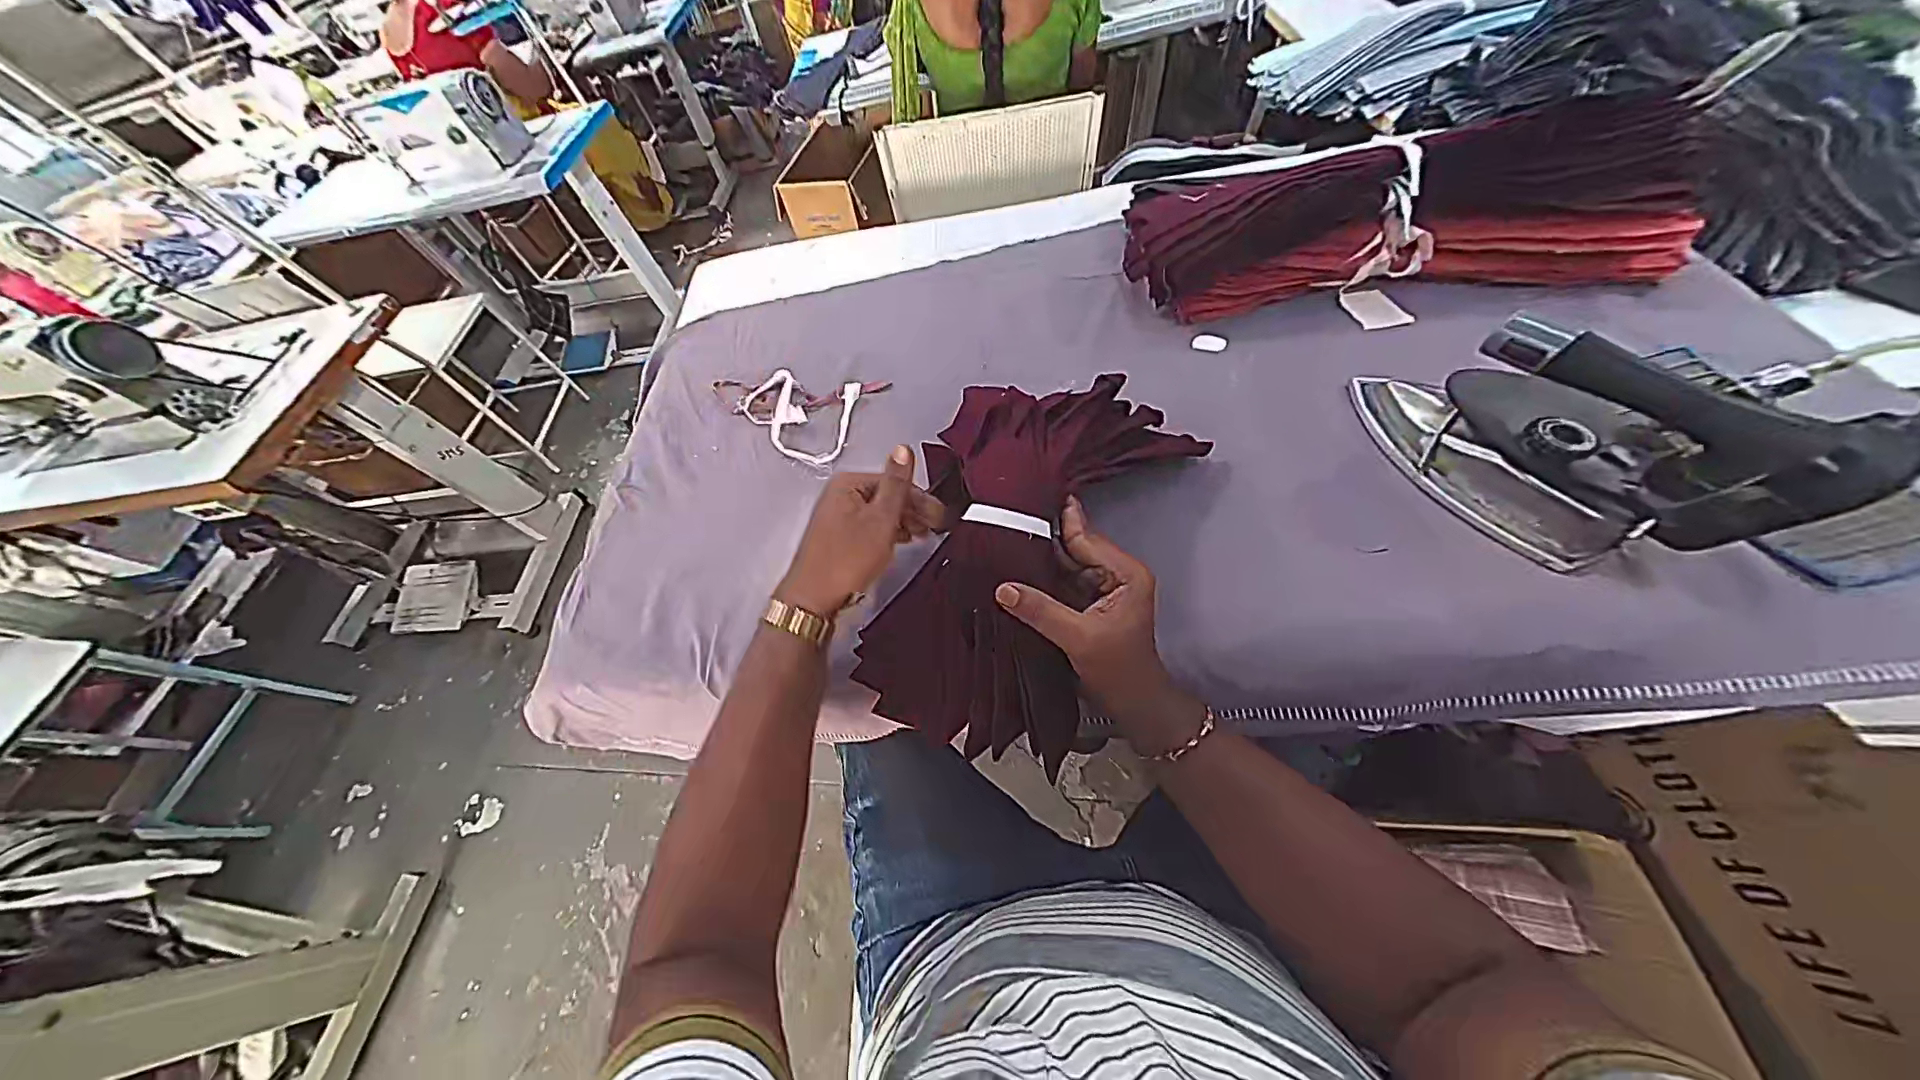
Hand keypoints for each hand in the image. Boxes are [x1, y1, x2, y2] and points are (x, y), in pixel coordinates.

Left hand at [775, 445, 946, 615]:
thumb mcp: (881, 519)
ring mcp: (838, 517)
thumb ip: (896, 484)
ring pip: (880, 513)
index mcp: (847, 484)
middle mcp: (839, 496)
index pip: (895, 481)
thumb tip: (904, 451)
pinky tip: (896, 543)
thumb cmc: (841, 562)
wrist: (815, 598)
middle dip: (913, 511)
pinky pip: (870, 527)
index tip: (937, 514)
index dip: (920, 499)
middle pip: (887, 496)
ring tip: (920, 535)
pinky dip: (887, 534)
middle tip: (932, 526)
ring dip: (902, 523)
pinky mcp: (840, 537)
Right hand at [994, 497, 1206, 755]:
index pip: (1087, 540)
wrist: (1133, 703)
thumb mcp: (1079, 638)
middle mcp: (1116, 574)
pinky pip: (1061, 584)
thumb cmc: (1120, 671)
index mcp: (1126, 574)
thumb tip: (1004, 589)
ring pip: (1065, 566)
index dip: (1060, 523)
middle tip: (1008, 521)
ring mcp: (1101, 589)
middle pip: (1074, 549)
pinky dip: (1042, 580)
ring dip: (1040, 561)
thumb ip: (1041, 611)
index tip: (1035, 499)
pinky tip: (1017, 571)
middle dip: (1044, 541)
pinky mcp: (1087, 604)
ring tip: (1006, 542)